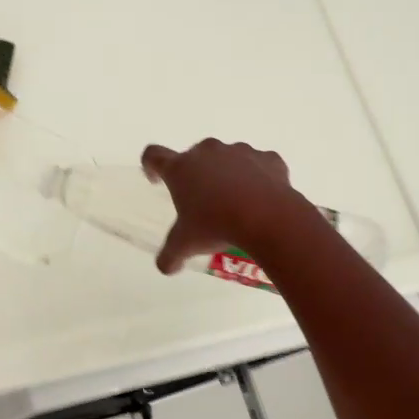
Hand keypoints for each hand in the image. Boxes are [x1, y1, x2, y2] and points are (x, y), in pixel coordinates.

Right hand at [141, 139, 296, 273]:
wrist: (267, 217)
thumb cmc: (215, 225)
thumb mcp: (186, 245)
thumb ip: (170, 255)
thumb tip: (165, 267)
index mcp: (180, 169)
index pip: (154, 155)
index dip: (151, 166)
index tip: (157, 180)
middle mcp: (207, 152)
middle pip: (194, 155)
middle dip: (195, 174)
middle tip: (201, 200)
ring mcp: (240, 151)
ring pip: (228, 158)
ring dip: (227, 173)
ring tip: (235, 202)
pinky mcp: (268, 158)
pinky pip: (259, 164)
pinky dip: (257, 177)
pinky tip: (260, 198)